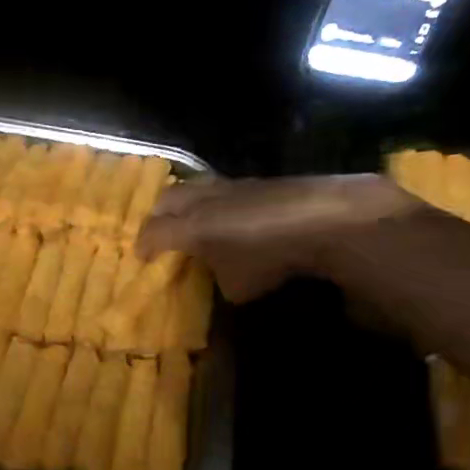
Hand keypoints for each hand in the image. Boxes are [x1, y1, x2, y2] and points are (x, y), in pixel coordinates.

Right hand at [135, 174, 421, 301]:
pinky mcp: (260, 181)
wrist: (328, 219)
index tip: (141, 259)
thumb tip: (220, 273)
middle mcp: (206, 199)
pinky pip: (223, 188)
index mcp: (192, 225)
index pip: (155, 232)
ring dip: (186, 203)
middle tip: (157, 234)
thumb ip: (219, 278)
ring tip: (189, 221)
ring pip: (195, 187)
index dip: (144, 246)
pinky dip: (215, 202)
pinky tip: (229, 217)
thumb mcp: (239, 287)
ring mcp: (234, 185)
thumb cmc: (275, 258)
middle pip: (168, 199)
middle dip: (157, 216)